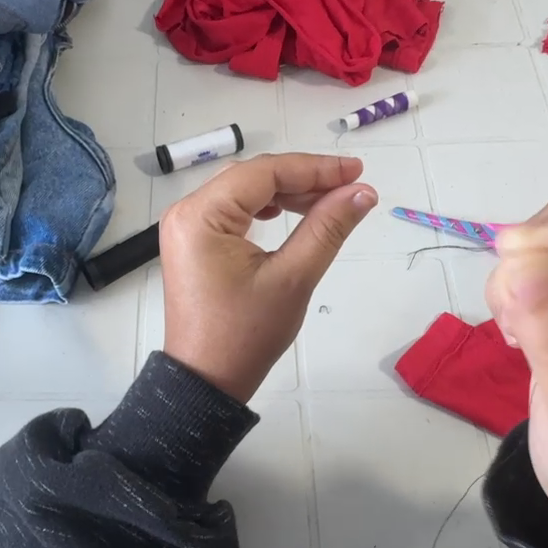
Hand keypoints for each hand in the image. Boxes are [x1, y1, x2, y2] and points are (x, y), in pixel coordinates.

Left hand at [161, 154, 377, 401]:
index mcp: (200, 216)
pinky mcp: (193, 243)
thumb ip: (327, 227)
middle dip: (302, 178)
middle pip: (251, 177)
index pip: (263, 172)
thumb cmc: (246, 334)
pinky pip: (232, 211)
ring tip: (329, 202)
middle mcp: (185, 212)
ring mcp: (185, 227)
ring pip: (243, 192)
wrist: (207, 379)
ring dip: (286, 192)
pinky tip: (290, 213)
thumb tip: (362, 192)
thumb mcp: (293, 277)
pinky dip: (264, 208)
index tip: (356, 171)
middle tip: (349, 187)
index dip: (314, 168)